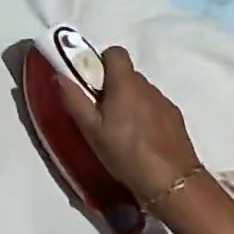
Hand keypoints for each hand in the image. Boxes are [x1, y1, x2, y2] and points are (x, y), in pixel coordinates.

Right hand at [53, 45, 203, 201]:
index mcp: (125, 83)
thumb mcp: (91, 130)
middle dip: (112, 86)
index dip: (101, 62)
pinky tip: (140, 141)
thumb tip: (58, 75)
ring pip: (140, 92)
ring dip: (129, 102)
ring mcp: (164, 102)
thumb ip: (74, 99)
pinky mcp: (175, 118)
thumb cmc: (125, 152)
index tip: (91, 84)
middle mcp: (147, 86)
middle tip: (100, 113)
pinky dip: (144, 116)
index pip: (115, 52)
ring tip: (120, 132)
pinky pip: (154, 107)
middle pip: (126, 74)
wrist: (171, 181)